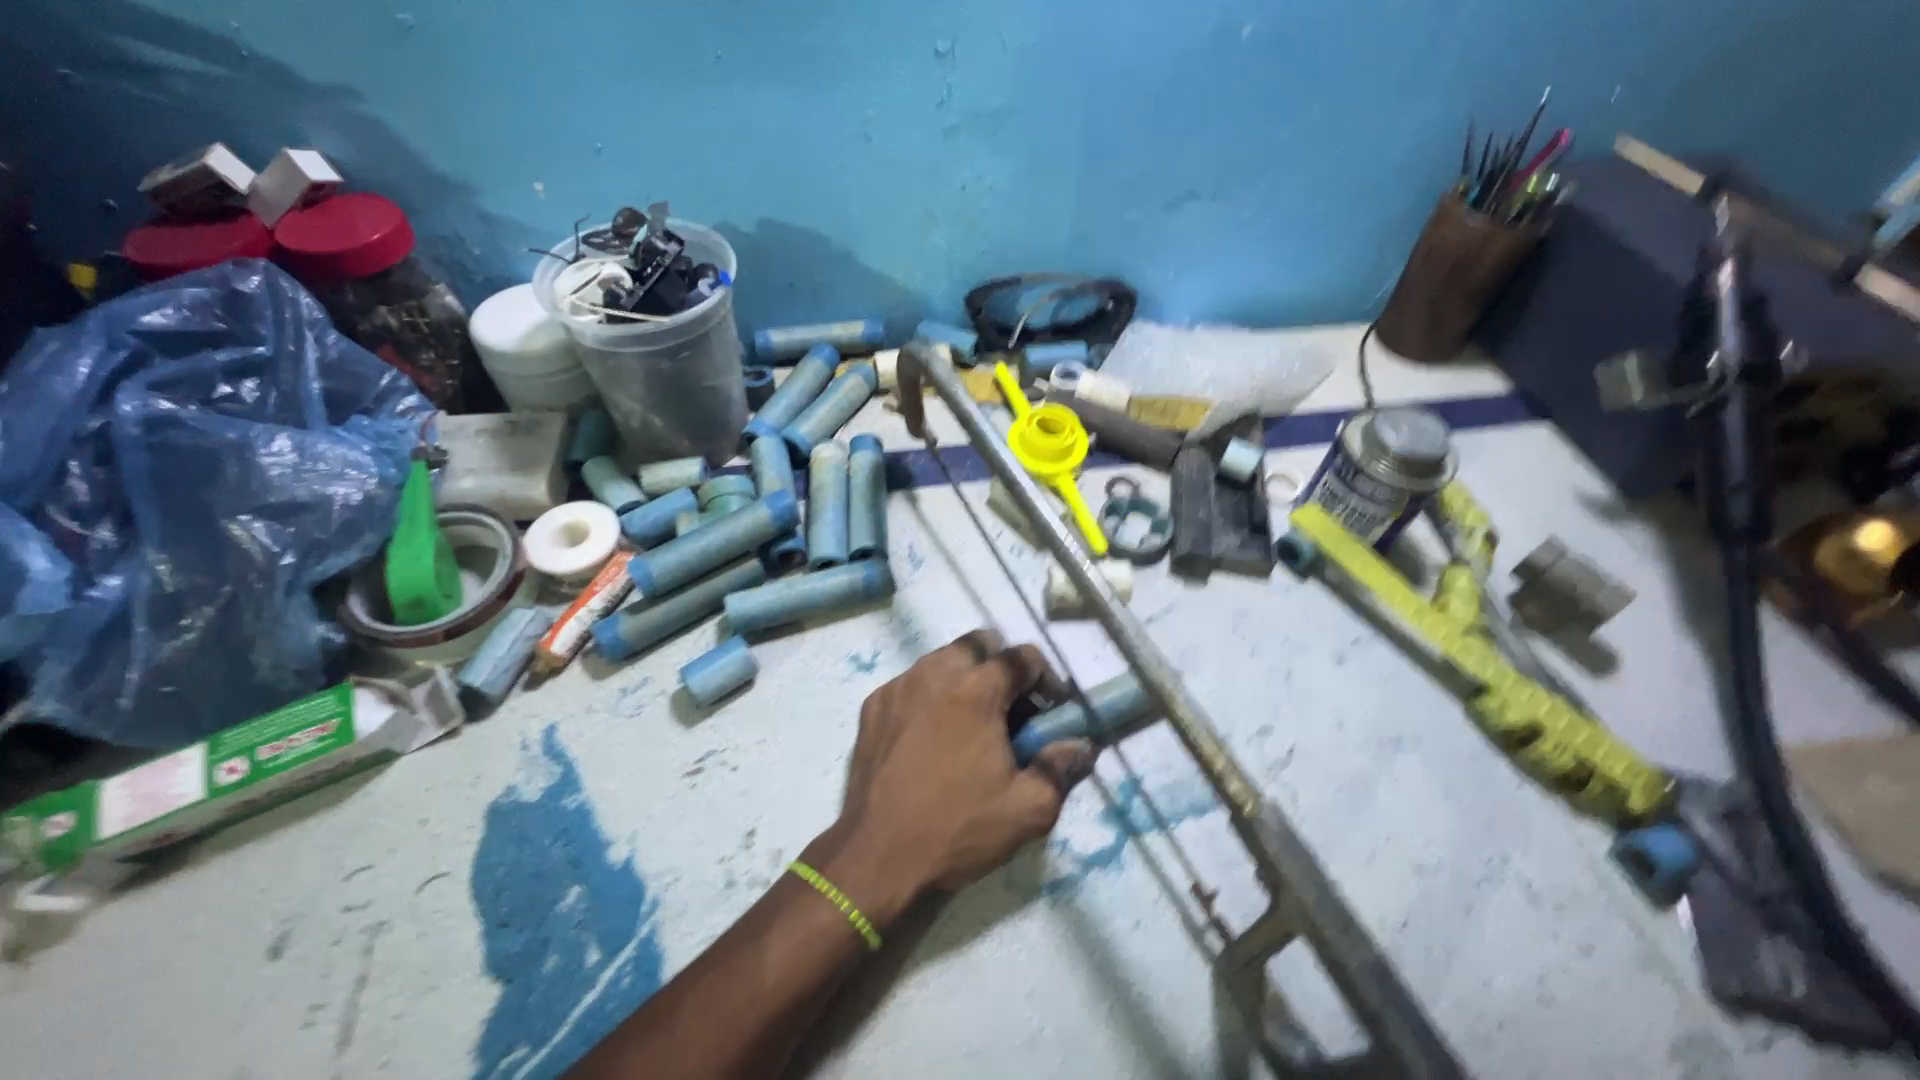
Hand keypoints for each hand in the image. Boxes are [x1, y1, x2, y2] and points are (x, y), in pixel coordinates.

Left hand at [803, 630, 1096, 927]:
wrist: (877, 856)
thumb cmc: (958, 829)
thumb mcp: (1028, 809)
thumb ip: (1061, 768)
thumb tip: (1080, 746)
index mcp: (975, 690)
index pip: (1023, 656)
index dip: (1046, 679)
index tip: (1052, 711)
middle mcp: (933, 674)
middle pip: (978, 645)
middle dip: (1001, 668)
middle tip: (1010, 712)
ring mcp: (897, 688)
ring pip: (941, 661)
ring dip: (964, 680)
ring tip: (971, 727)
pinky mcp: (872, 708)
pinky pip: (911, 685)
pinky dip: (930, 698)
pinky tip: (932, 739)